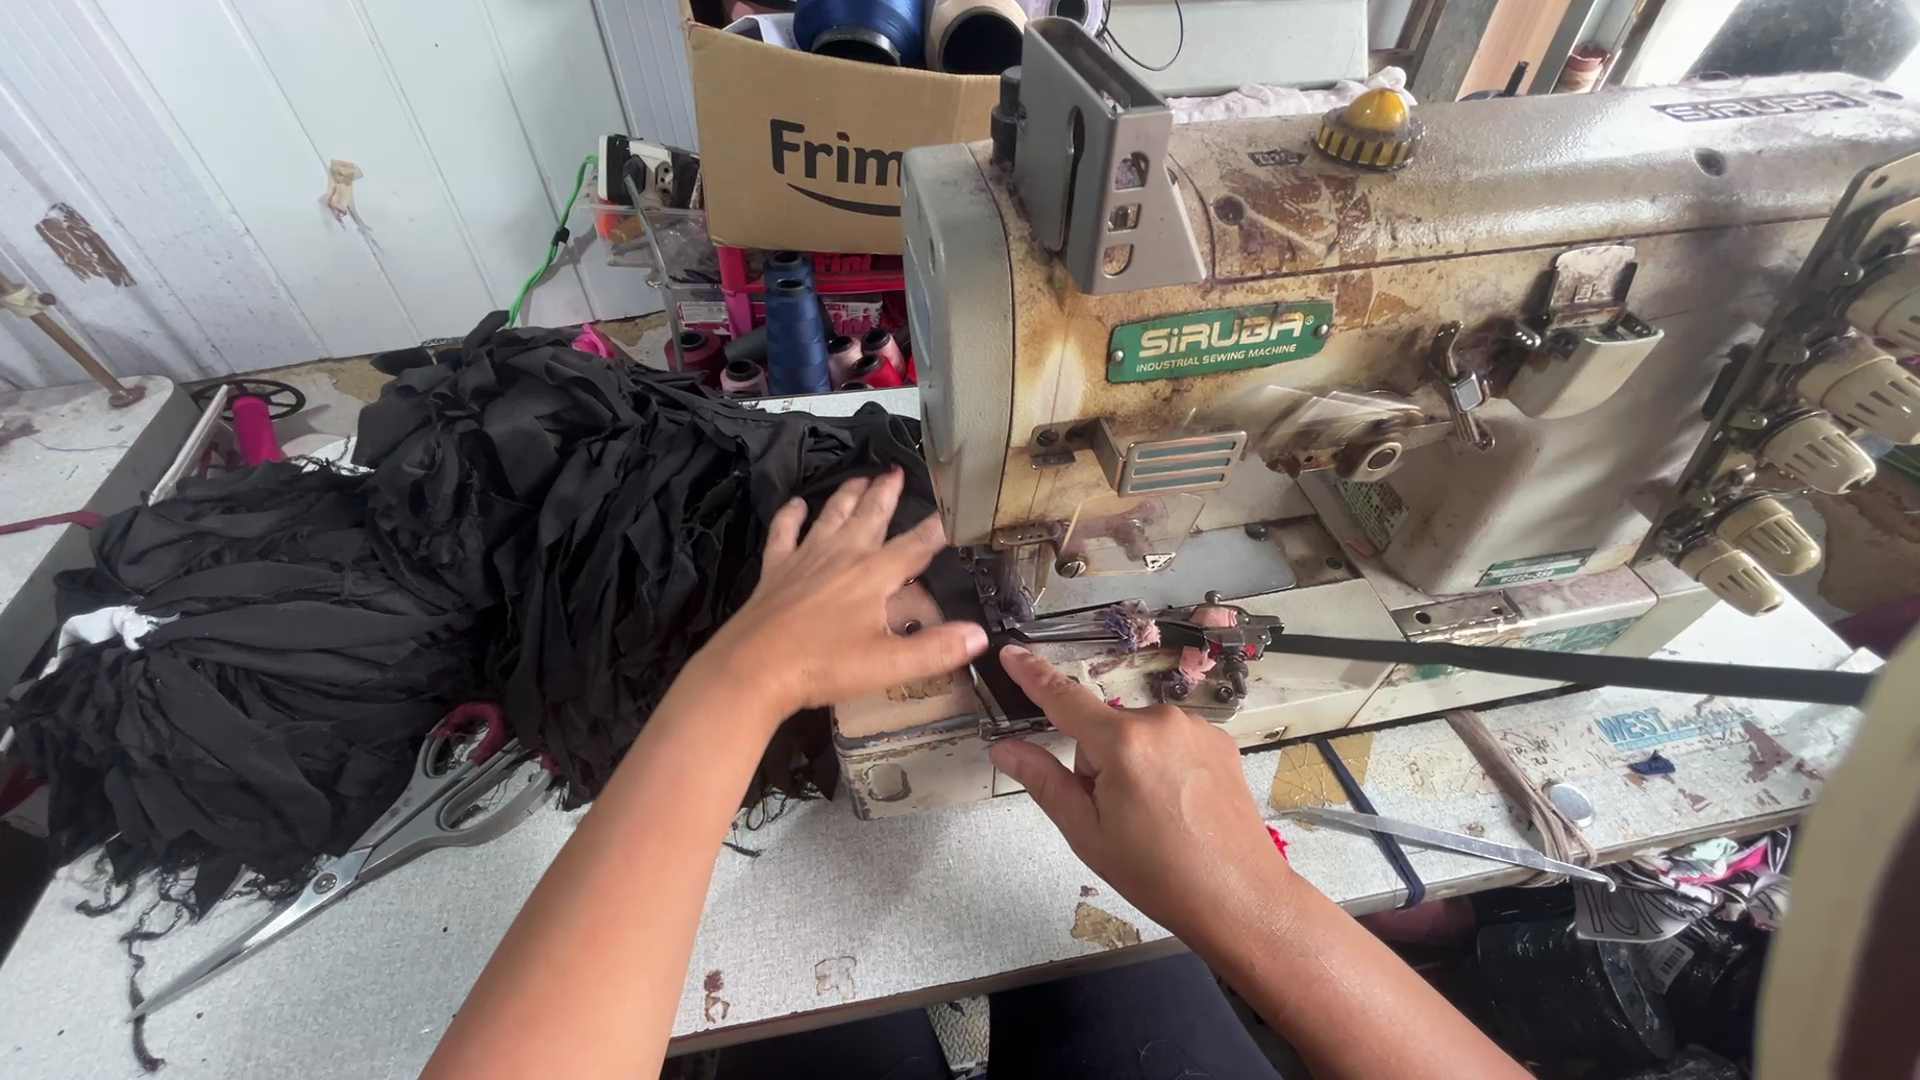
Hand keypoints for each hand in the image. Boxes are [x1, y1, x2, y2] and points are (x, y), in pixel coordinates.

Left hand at [693, 469, 988, 719]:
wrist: (752, 669)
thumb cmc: (823, 666)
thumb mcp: (888, 665)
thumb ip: (936, 649)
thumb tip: (979, 635)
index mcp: (874, 574)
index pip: (916, 545)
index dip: (939, 528)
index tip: (955, 510)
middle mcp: (842, 555)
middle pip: (871, 515)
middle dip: (887, 493)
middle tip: (897, 471)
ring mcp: (806, 558)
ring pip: (832, 515)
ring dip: (849, 495)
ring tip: (861, 478)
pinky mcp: (775, 568)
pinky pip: (785, 532)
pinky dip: (791, 515)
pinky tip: (797, 504)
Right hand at [988, 644, 1294, 940]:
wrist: (1241, 899)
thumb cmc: (1162, 874)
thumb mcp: (1087, 832)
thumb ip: (1043, 781)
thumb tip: (1006, 749)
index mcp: (1122, 743)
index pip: (1062, 698)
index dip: (1032, 674)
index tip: (1011, 653)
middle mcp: (1160, 721)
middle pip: (1102, 726)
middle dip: (1098, 760)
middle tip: (1116, 812)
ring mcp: (1194, 727)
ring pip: (1136, 732)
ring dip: (1132, 760)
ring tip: (1155, 813)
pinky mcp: (1218, 739)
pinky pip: (1169, 738)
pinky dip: (1163, 761)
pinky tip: (1180, 801)